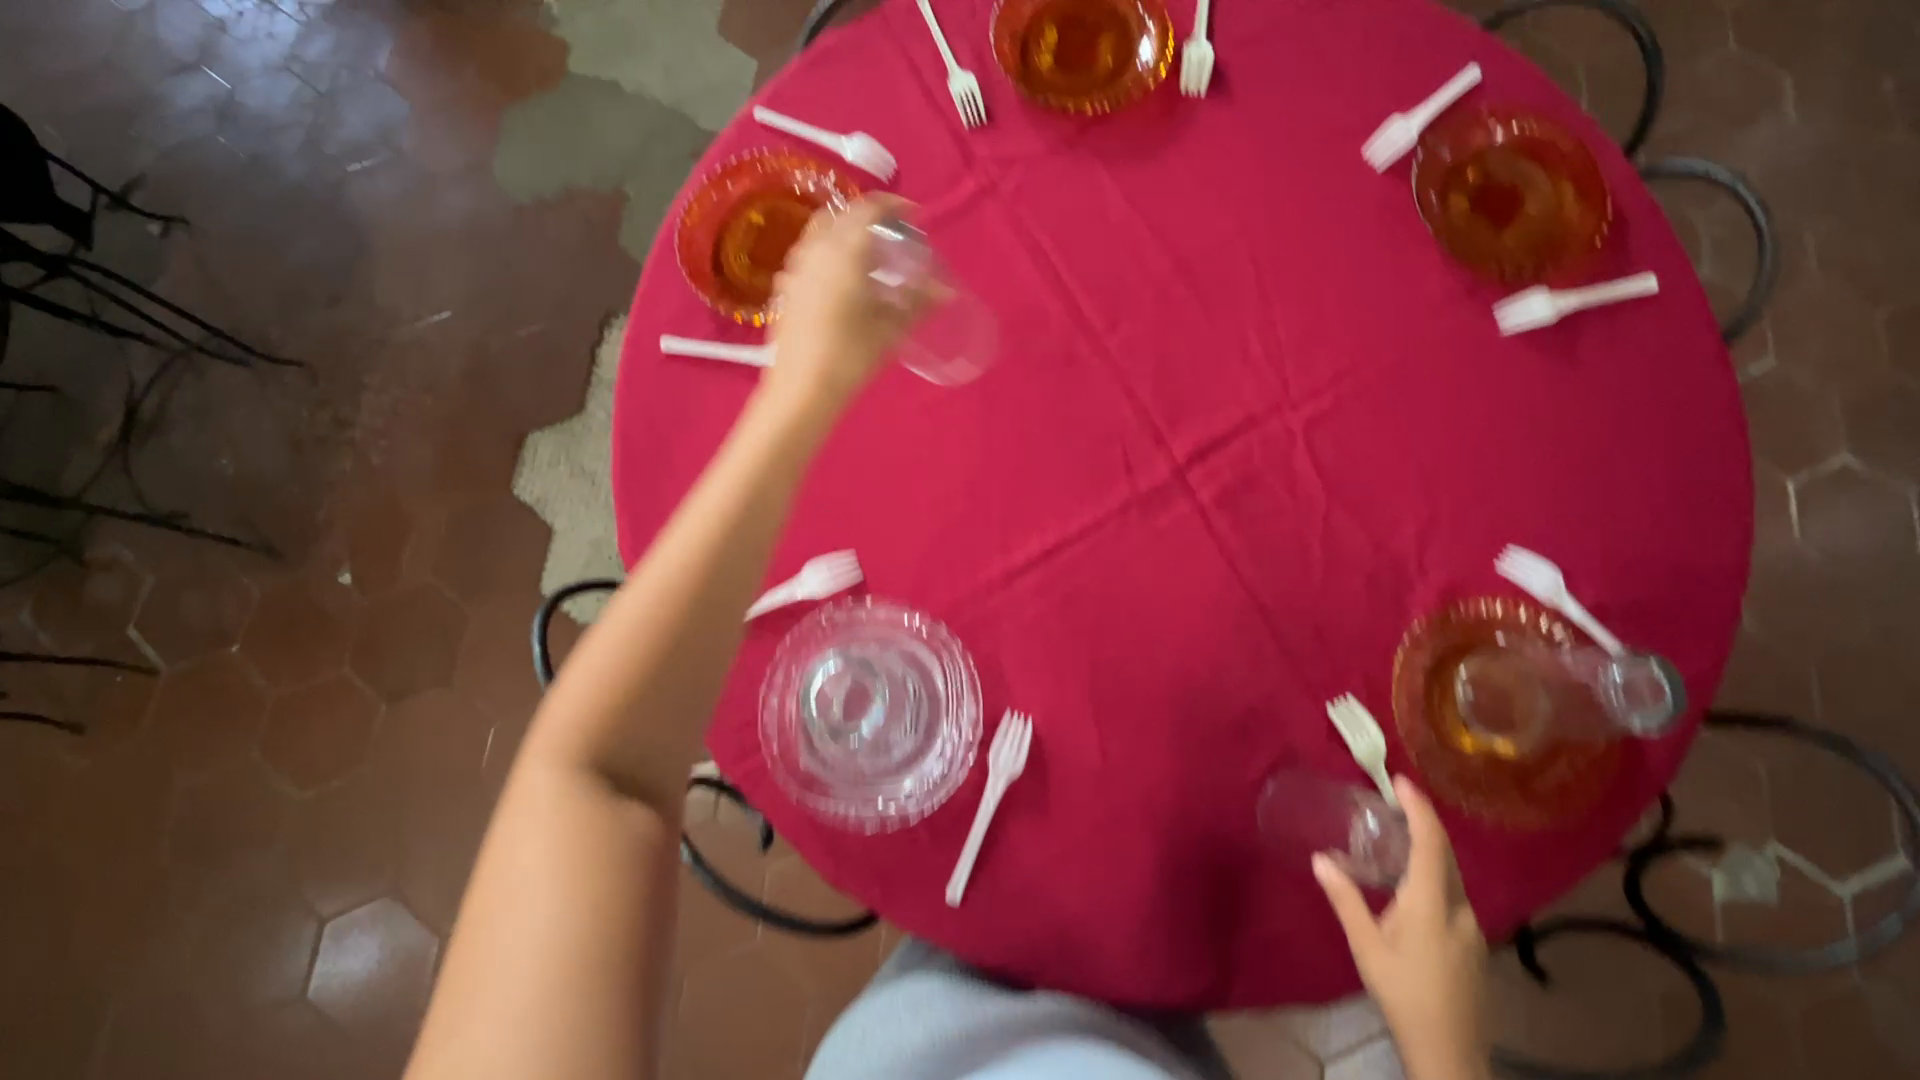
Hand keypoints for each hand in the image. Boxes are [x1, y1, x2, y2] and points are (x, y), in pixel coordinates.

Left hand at [766, 195, 930, 410]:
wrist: (802, 389)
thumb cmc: (851, 356)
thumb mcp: (891, 328)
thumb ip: (918, 302)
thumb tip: (946, 292)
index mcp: (845, 250)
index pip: (870, 209)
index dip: (894, 206)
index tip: (913, 216)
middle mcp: (816, 250)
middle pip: (842, 215)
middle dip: (868, 217)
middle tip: (890, 234)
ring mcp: (795, 268)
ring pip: (821, 234)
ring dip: (845, 234)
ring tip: (866, 256)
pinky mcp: (785, 290)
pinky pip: (808, 257)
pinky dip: (828, 255)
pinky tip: (840, 281)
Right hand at [1313, 777, 1489, 1079]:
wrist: (1449, 1050)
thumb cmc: (1402, 993)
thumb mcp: (1366, 946)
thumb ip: (1346, 900)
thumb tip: (1321, 859)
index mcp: (1432, 903)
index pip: (1430, 842)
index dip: (1419, 808)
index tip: (1402, 781)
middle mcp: (1459, 907)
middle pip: (1446, 854)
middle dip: (1424, 822)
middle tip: (1395, 801)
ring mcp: (1472, 926)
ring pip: (1452, 874)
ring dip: (1428, 849)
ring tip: (1397, 836)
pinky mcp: (1474, 943)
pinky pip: (1454, 893)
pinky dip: (1434, 874)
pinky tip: (1411, 885)